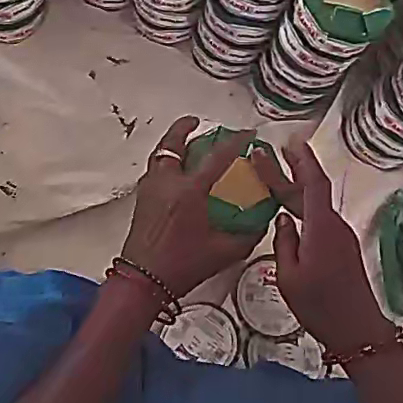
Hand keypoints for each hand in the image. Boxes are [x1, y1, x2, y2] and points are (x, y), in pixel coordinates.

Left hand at [120, 116, 267, 297]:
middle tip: (196, 121)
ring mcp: (150, 190)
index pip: (217, 156)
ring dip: (172, 144)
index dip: (235, 142)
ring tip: (184, 141)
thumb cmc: (182, 266)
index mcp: (189, 191)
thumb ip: (247, 233)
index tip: (247, 134)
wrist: (143, 281)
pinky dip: (165, 162)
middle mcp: (167, 183)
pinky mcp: (141, 200)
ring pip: (160, 155)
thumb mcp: (224, 251)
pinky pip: (154, 170)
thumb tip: (261, 220)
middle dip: (185, 128)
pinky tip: (174, 171)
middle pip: (173, 144)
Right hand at [253, 140, 399, 351]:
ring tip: (274, 177)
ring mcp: (340, 237)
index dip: (302, 161)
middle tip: (272, 153)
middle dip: (293, 170)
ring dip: (296, 190)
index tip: (290, 142)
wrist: (357, 330)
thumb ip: (284, 243)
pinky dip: (302, 209)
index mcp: (321, 228)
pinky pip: (318, 220)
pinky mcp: (341, 249)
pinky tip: (288, 211)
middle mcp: (334, 226)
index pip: (312, 184)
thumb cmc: (320, 305)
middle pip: (313, 191)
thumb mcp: (289, 276)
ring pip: (315, 206)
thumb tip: (283, 220)